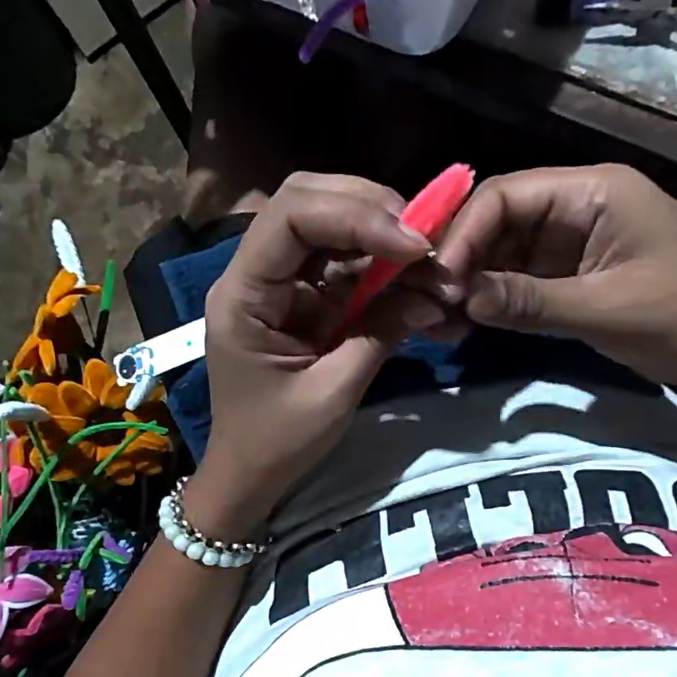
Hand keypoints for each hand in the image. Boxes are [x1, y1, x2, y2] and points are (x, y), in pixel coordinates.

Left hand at [192, 173, 447, 533]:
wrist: (252, 473)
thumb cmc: (278, 442)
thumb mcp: (333, 394)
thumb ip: (379, 336)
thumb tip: (433, 295)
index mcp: (244, 293)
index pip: (292, 217)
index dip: (356, 215)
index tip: (413, 245)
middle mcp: (257, 273)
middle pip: (310, 204)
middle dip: (371, 211)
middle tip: (425, 240)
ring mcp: (283, 283)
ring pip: (331, 229)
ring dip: (384, 238)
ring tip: (431, 263)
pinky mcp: (306, 299)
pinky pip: (346, 266)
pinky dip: (383, 268)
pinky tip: (416, 280)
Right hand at [435, 165, 676, 391]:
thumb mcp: (607, 308)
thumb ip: (531, 301)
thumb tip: (461, 297)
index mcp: (595, 191)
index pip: (508, 195)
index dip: (464, 234)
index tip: (439, 281)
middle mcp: (581, 208)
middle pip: (502, 222)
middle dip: (464, 260)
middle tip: (430, 304)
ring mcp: (579, 246)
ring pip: (508, 255)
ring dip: (475, 285)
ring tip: (441, 320)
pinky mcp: (580, 280)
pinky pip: (526, 284)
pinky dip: (498, 302)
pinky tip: (469, 325)